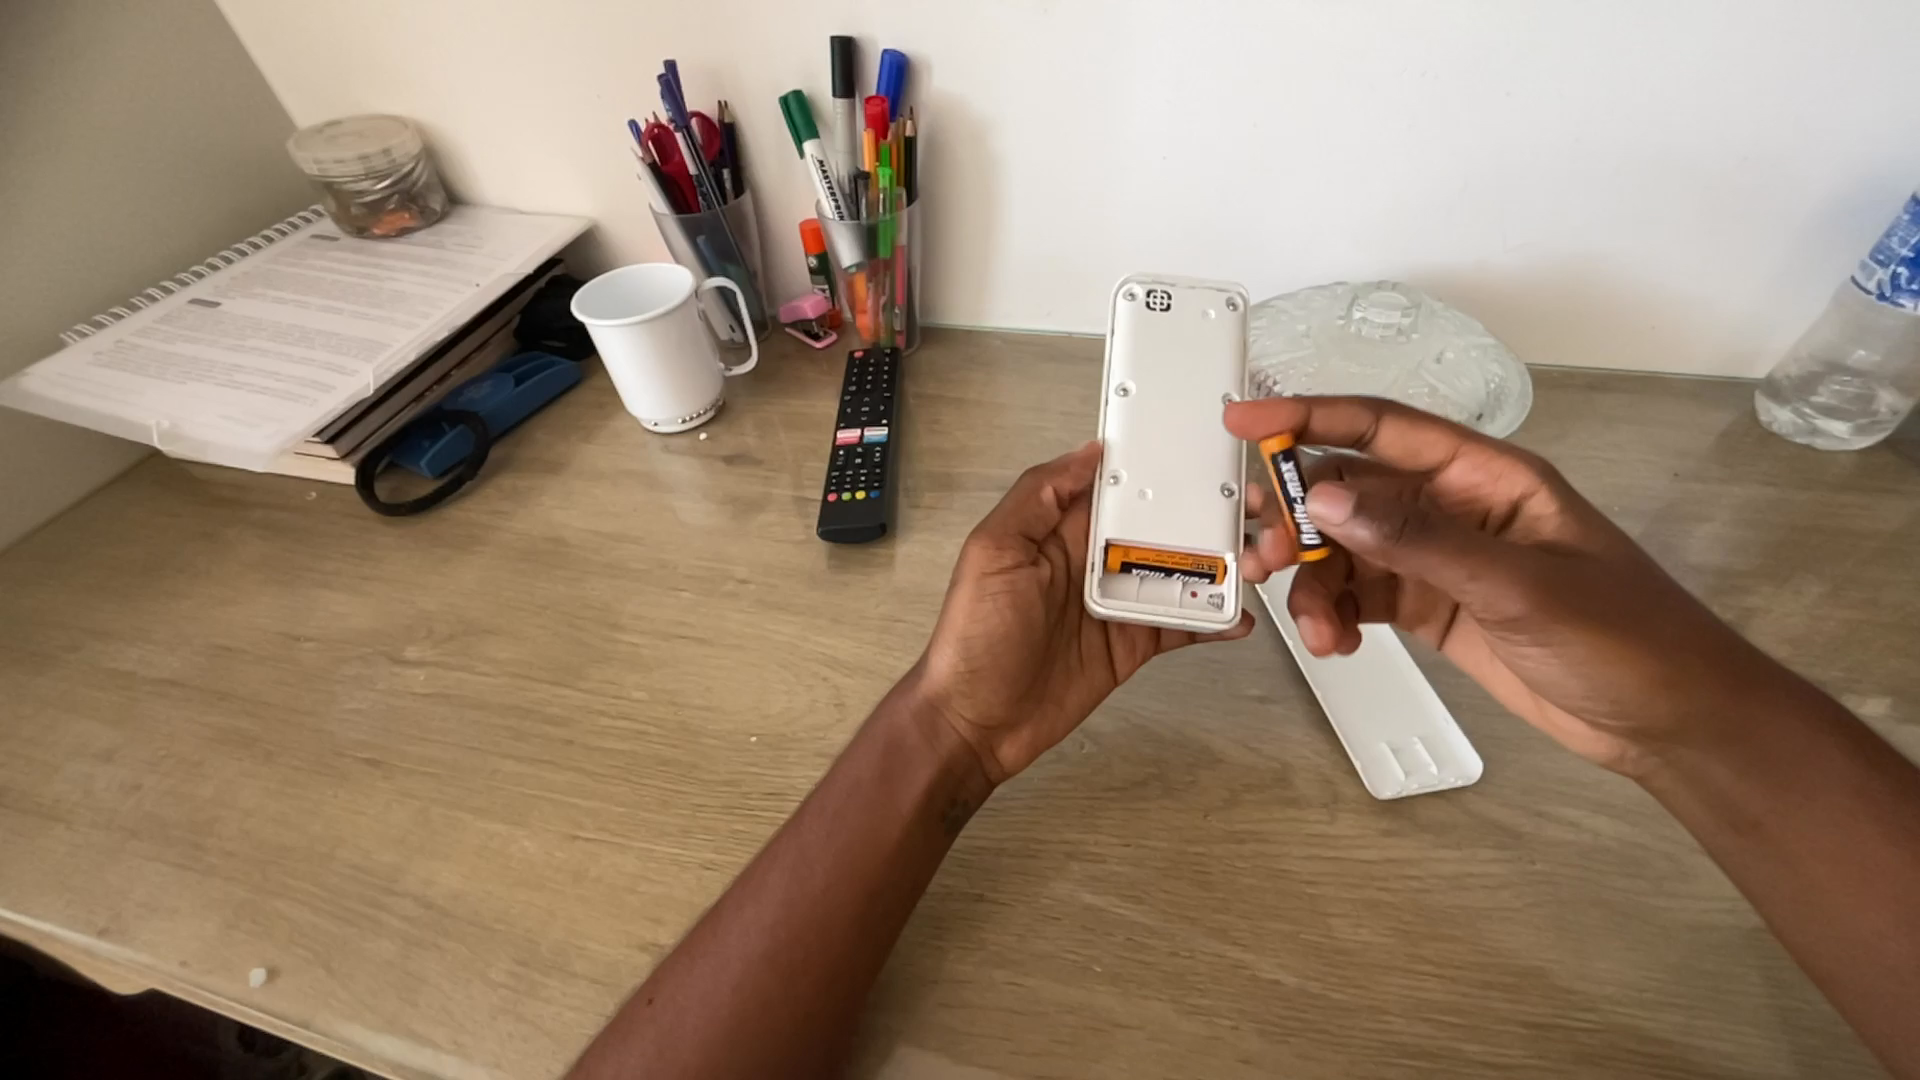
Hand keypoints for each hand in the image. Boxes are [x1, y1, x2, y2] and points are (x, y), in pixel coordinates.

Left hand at [916, 441, 1253, 784]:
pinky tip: (1237, 617)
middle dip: (1203, 517)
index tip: (1200, 459)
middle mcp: (1090, 563)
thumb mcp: (994, 552)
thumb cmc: (974, 637)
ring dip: (1217, 567)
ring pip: (1177, 574)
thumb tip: (1085, 453)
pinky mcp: (1128, 646)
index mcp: (1059, 532)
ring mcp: (1113, 605)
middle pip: (1157, 529)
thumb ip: (1038, 497)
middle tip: (1247, 511)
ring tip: (1255, 561)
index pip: (1118, 490)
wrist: (977, 722)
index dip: (1157, 474)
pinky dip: (1211, 621)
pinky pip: (1179, 626)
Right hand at [1226, 396, 1810, 776]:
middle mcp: (1444, 506)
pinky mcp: (1419, 602)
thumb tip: (1323, 499)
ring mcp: (1428, 556)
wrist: (1668, 724)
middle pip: (1344, 492)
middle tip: (1262, 557)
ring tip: (1314, 629)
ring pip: (1339, 551)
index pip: (1380, 428)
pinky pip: (1353, 595)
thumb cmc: (1621, 637)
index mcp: (1480, 476)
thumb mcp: (1518, 584)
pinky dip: (1332, 615)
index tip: (1241, 420)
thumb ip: (1417, 539)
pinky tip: (1335, 644)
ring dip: (1313, 585)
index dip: (1307, 415)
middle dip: (1296, 522)